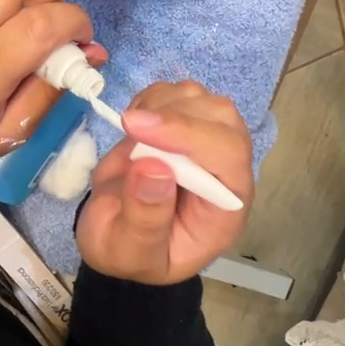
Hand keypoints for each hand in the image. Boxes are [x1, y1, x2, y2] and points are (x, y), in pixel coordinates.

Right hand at [75, 81, 253, 284]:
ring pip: (200, 98)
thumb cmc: (129, 252)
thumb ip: (144, 218)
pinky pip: (176, 93)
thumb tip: (153, 165)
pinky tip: (134, 127)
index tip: (136, 128)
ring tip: (131, 134)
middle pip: (221, 118)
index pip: (228, 155)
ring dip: (161, 104)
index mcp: (223, 207)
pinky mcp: (181, 125)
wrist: (116, 237)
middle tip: (129, 128)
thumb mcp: (130, 251)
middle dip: (174, 115)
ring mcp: (203, 143)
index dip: (187, 134)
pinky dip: (151, 98)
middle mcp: (223, 170)